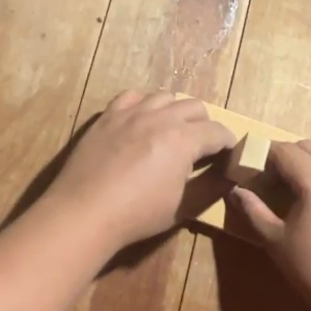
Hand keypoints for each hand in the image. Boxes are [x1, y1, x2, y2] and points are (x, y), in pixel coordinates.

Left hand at [44, 90, 235, 250]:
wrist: (83, 212)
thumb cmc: (136, 215)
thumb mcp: (182, 208)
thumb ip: (209, 188)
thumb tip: (228, 178)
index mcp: (184, 139)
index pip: (218, 131)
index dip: (228, 143)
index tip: (228, 154)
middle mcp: (161, 117)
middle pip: (195, 107)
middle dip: (204, 124)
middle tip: (201, 146)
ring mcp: (132, 112)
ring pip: (165, 97)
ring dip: (176, 111)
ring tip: (172, 130)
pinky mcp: (109, 115)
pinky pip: (133, 96)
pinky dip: (145, 103)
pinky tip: (142, 119)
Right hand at [230, 140, 310, 310]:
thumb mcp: (276, 241)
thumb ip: (254, 211)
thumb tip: (236, 191)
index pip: (287, 151)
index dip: (265, 153)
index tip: (251, 165)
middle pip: (310, 147)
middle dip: (287, 154)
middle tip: (269, 176)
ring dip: (307, 164)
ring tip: (291, 190)